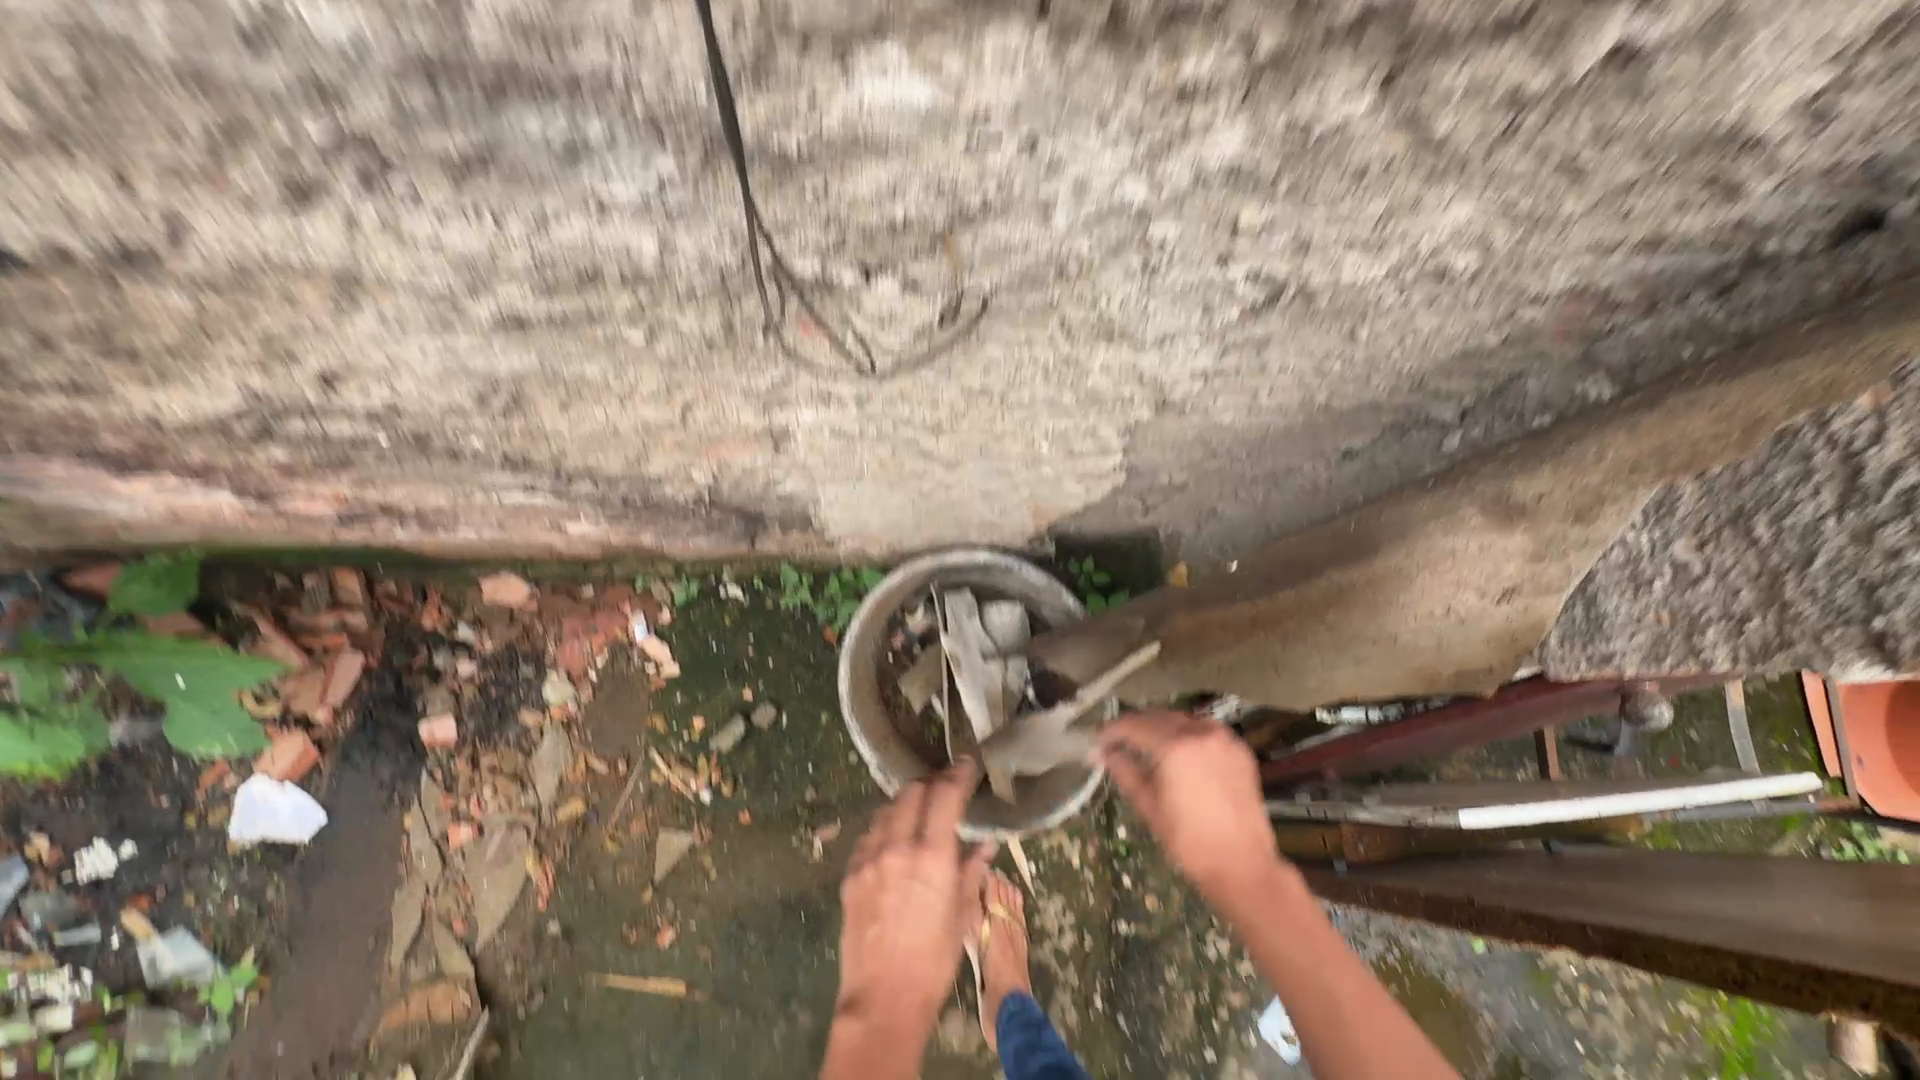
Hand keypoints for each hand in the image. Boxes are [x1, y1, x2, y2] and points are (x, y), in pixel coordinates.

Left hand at [833, 761, 994, 1040]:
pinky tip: (893, 839)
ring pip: (887, 810)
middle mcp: (898, 846)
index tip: (968, 765)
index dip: (959, 774)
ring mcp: (869, 858)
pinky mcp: (850, 874)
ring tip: (919, 810)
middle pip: (912, 793)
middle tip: (945, 788)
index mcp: (932, 855)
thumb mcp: (962, 915)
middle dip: (931, 784)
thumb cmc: (934, 960)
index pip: (945, 795)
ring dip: (906, 803)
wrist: (883, 997)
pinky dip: (884, 827)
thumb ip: (971, 871)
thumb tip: (984, 844)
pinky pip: (868, 835)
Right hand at [1094, 709, 1285, 911]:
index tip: (1096, 741)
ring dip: (1160, 728)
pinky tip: (1178, 754)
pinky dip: (1187, 735)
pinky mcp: (1239, 750)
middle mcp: (1201, 732)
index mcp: (1175, 747)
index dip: (1111, 731)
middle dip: (1134, 727)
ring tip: (1145, 747)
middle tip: (1116, 744)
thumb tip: (1101, 753)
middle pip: (1158, 717)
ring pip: (1182, 720)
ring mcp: (1224, 739)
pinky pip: (1205, 731)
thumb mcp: (1149, 805)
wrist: (1242, 864)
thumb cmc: (1188, 841)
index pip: (1133, 725)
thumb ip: (1124, 771)